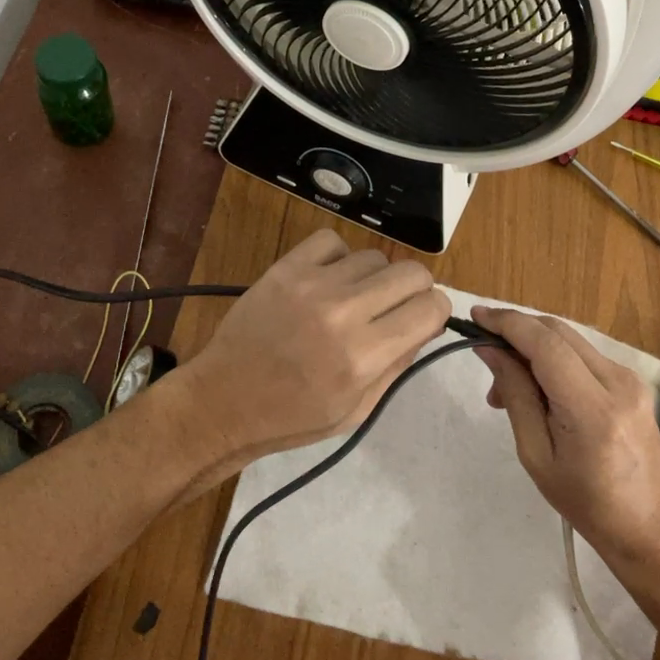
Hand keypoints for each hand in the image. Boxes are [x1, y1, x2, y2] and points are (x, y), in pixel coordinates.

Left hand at [180, 230, 450, 460]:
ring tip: (352, 300)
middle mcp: (343, 313)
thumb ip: (397, 365)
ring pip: (374, 257)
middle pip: (412, 272)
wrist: (224, 400)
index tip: (422, 320)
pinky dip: (337, 258)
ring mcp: (312, 285)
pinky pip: (332, 242)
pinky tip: (327, 282)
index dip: (435, 312)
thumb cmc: (292, 417)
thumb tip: (427, 324)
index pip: (430, 307)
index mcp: (364, 356)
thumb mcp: (357, 410)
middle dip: (414, 291)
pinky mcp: (286, 268)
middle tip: (394, 309)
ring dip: (373, 278)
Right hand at [471, 305, 659, 561]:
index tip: (476, 317)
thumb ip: (515, 395)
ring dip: (533, 347)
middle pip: (558, 332)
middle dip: (516, 332)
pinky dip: (553, 359)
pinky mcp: (632, 381)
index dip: (508, 323)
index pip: (545, 344)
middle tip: (486, 359)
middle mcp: (617, 382)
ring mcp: (630, 378)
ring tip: (508, 388)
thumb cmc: (586, 502)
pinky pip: (583, 354)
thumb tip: (490, 350)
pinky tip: (538, 390)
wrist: (650, 523)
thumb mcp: (536, 455)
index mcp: (592, 409)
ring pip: (569, 339)